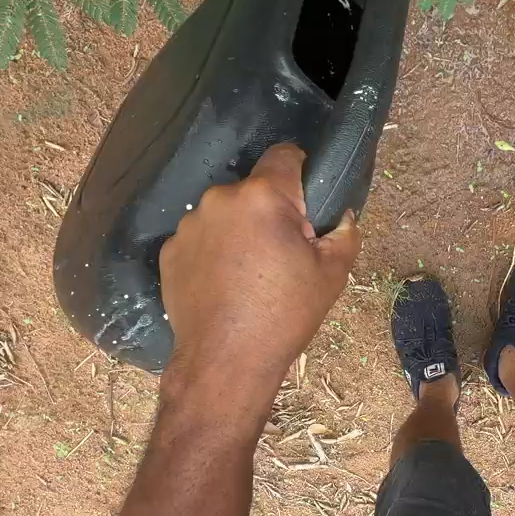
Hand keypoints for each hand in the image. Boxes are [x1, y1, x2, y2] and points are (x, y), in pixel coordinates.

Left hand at [158, 143, 360, 405]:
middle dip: (270, 211)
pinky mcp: (170, 251)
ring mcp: (189, 225)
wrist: (226, 360)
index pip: (284, 155)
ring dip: (240, 231)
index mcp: (263, 197)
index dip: (301, 170)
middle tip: (284, 250)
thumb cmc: (285, 314)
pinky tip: (226, 284)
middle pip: (254, 190)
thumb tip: (340, 217)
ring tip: (251, 272)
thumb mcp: (333, 274)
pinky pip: (201, 239)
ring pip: (225, 214)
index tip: (308, 196)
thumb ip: (344, 233)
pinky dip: (215, 252)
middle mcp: (220, 199)